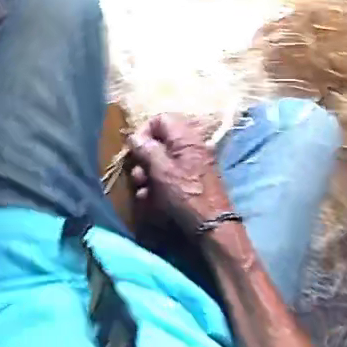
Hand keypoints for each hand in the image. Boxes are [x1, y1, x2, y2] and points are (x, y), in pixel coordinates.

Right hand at [128, 114, 237, 239]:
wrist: (213, 227)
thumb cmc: (186, 195)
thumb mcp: (161, 170)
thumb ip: (146, 149)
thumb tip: (134, 137)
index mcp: (186, 139)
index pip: (161, 119)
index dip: (144, 130)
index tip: (134, 148)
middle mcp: (190, 148)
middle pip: (159, 142)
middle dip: (143, 158)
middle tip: (138, 175)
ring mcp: (192, 166)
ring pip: (161, 161)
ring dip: (147, 174)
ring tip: (142, 190)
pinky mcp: (191, 182)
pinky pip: (168, 177)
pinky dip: (157, 185)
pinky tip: (150, 199)